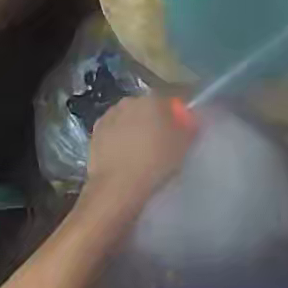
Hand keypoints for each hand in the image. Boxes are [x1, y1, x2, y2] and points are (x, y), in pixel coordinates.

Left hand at [79, 96, 194, 221]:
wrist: (117, 187)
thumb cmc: (155, 165)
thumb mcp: (183, 147)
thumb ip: (189, 127)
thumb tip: (192, 117)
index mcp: (152, 100)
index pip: (169, 101)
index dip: (176, 116)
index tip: (182, 131)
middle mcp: (128, 101)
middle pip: (146, 107)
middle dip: (154, 120)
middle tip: (163, 143)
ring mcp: (109, 115)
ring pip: (128, 118)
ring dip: (135, 129)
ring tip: (142, 152)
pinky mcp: (95, 132)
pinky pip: (113, 131)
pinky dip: (119, 139)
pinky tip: (124, 157)